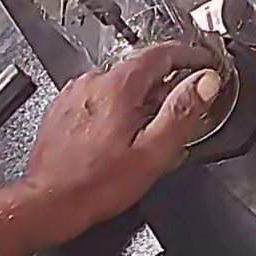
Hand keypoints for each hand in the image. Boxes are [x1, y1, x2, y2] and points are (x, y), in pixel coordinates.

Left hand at [21, 41, 221, 239]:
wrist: (49, 202)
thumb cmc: (95, 184)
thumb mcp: (152, 152)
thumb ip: (182, 112)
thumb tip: (205, 83)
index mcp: (119, 86)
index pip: (163, 52)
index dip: (191, 56)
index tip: (205, 64)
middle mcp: (94, 82)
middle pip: (142, 68)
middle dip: (167, 84)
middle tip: (185, 106)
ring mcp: (76, 93)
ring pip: (120, 84)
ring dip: (141, 99)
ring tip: (151, 131)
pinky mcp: (65, 108)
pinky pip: (100, 98)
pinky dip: (118, 108)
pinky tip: (121, 137)